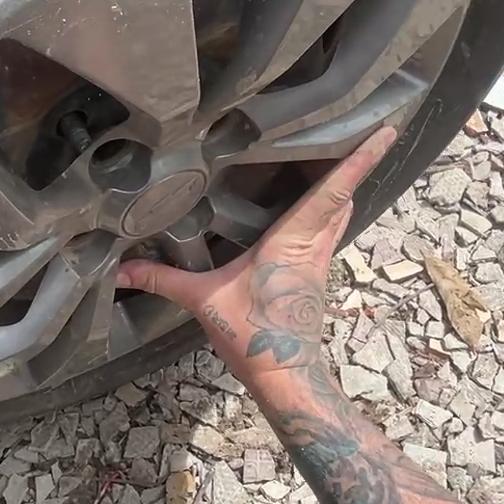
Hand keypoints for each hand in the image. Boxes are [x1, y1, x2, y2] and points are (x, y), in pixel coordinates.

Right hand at [116, 128, 394, 390]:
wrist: (284, 374)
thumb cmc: (252, 335)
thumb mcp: (203, 302)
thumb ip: (162, 280)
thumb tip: (120, 270)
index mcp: (291, 240)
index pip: (331, 191)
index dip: (359, 159)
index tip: (383, 131)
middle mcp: (314, 246)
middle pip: (345, 196)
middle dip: (355, 163)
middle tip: (360, 129)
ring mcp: (319, 261)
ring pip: (342, 214)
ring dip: (345, 187)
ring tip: (342, 157)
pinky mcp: (316, 275)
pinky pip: (331, 232)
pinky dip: (332, 211)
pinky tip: (317, 206)